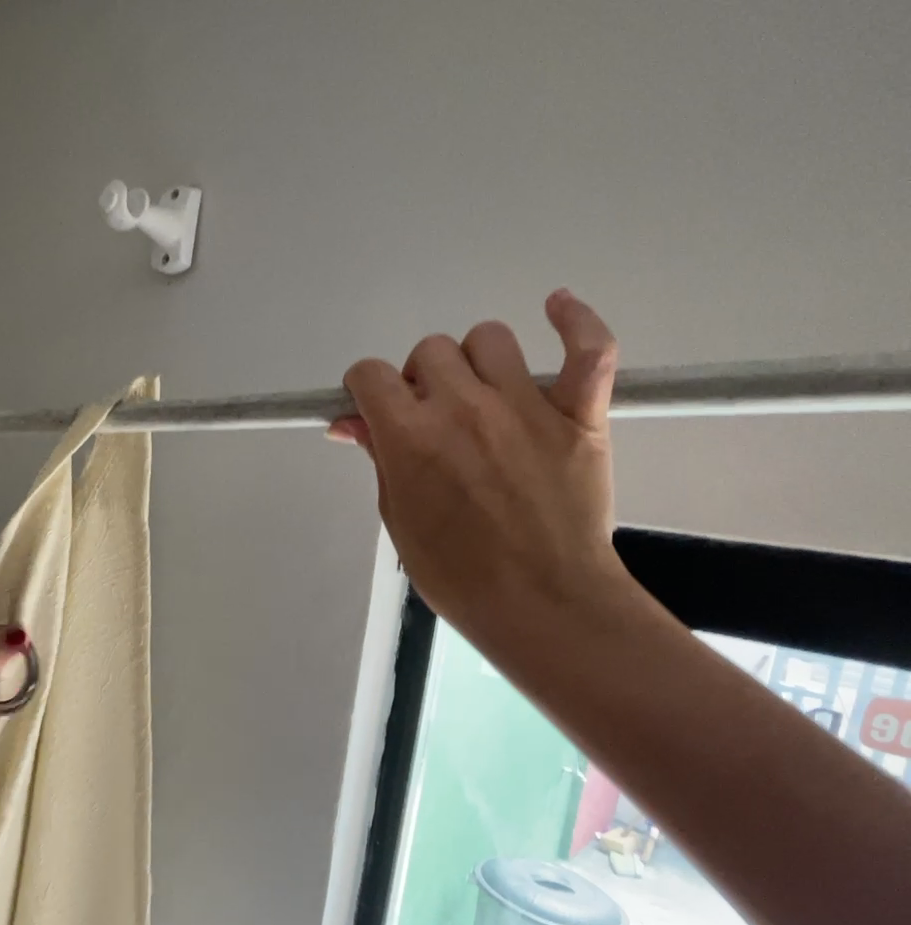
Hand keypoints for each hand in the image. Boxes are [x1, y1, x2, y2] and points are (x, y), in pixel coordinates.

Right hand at [327, 289, 633, 643]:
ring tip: (480, 395)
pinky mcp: (579, 414)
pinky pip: (589, 348)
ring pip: (489, 339)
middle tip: (430, 419)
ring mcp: (525, 406)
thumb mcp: (397, 513)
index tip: (373, 410)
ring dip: (474, 362)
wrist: (540, 601)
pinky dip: (575, 321)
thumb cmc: (455, 569)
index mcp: (409, 436)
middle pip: (429, 352)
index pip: (370, 375)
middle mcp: (462, 407)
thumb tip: (351, 422)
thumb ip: (380, 456)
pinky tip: (558, 307)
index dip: (365, 390)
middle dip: (420, 381)